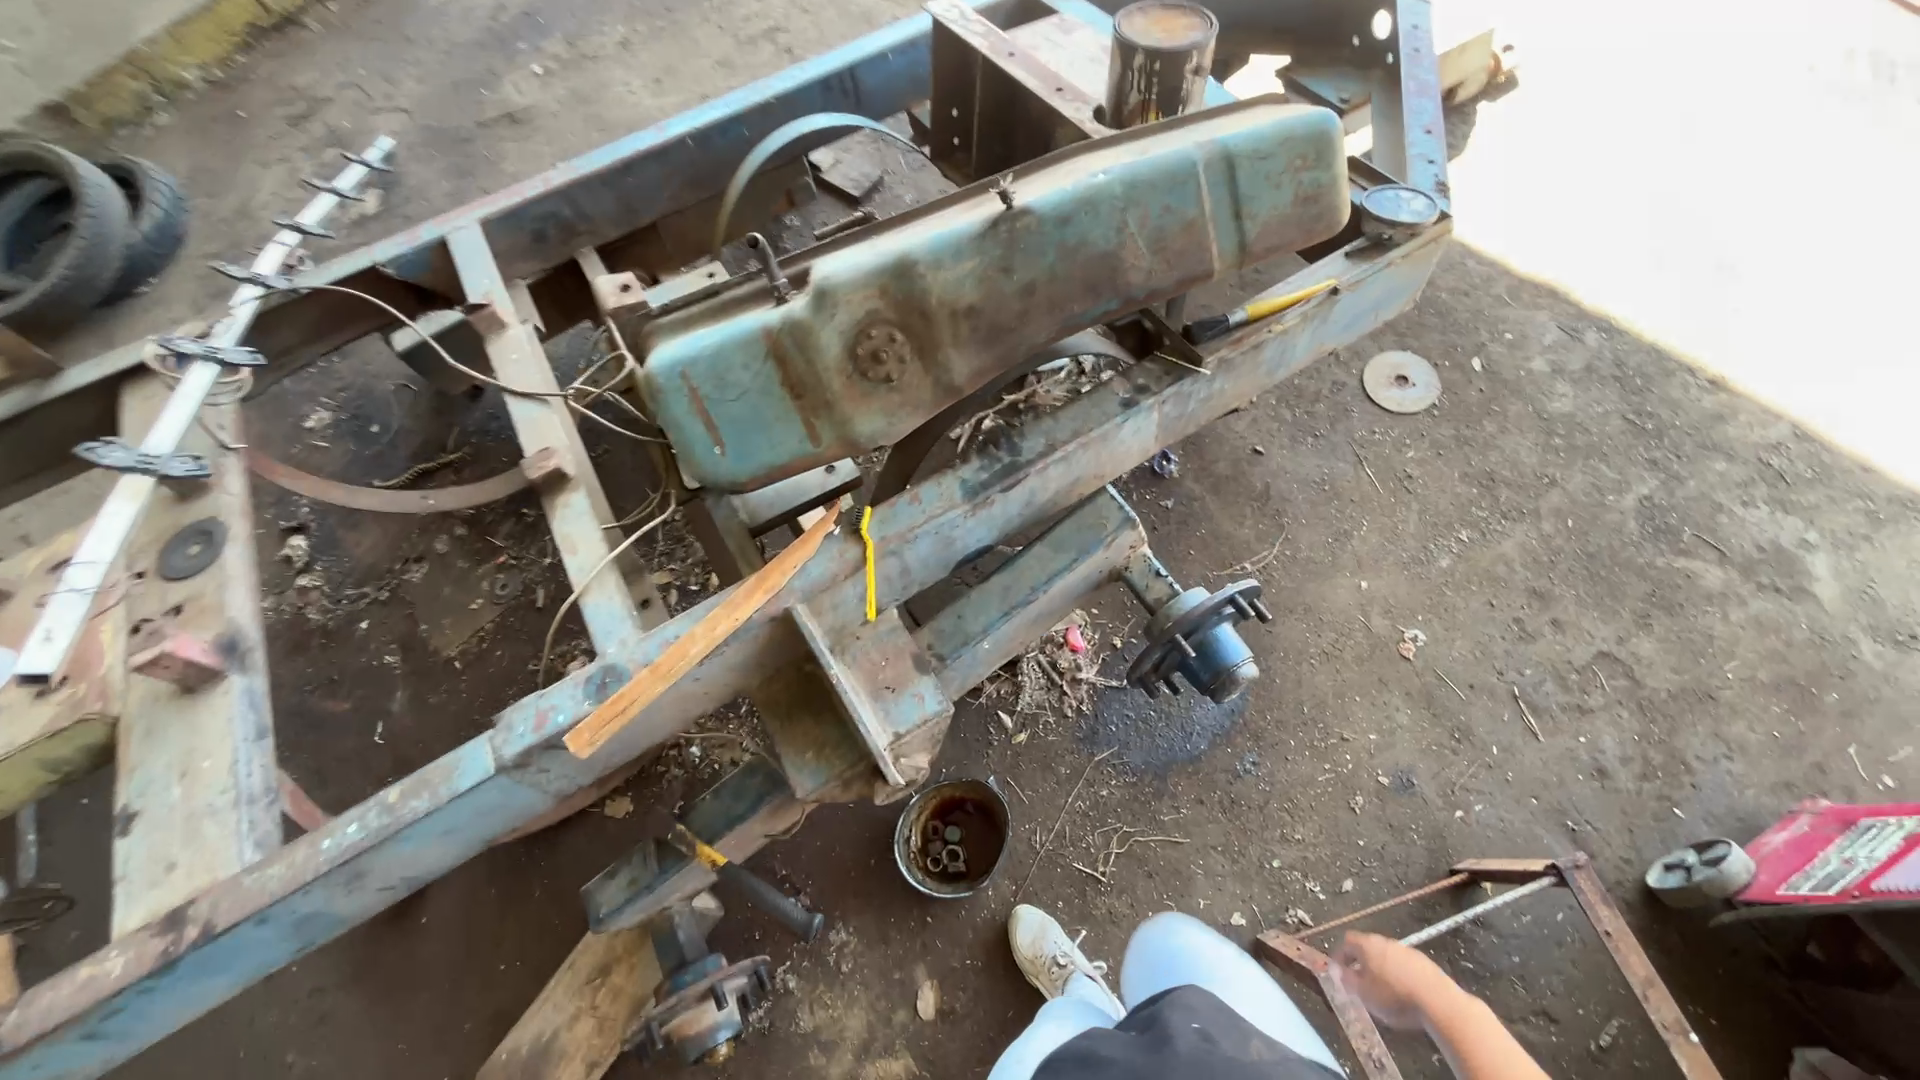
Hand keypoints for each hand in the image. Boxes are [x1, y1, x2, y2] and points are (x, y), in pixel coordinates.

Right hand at [1330, 932, 1467, 1031]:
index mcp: (1367, 945)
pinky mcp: (1426, 963)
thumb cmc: (1394, 996)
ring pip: (1388, 956)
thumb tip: (1340, 971)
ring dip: (1382, 968)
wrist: (1439, 1002)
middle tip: (1360, 981)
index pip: (1347, 941)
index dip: (1340, 955)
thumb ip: (1348, 980)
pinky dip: (1400, 975)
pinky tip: (1404, 992)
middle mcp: (1386, 941)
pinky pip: (1405, 965)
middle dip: (1362, 962)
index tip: (1338, 971)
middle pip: (1368, 947)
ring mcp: (1408, 950)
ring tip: (1383, 990)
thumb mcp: (1363, 993)